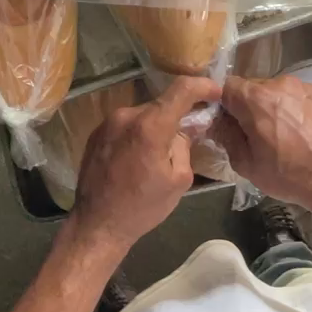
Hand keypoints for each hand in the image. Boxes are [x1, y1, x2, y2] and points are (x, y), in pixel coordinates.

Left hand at [71, 77, 223, 249]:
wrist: (98, 224)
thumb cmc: (143, 207)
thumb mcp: (178, 180)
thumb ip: (185, 145)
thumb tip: (187, 128)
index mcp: (150, 126)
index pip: (182, 90)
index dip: (203, 86)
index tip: (215, 93)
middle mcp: (126, 116)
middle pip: (161, 105)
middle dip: (178, 116)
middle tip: (190, 133)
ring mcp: (107, 124)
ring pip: (142, 116)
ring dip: (156, 127)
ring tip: (160, 153)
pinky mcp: (95, 134)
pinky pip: (125, 126)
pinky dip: (138, 134)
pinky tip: (139, 158)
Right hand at [214, 75, 311, 212]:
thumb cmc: (290, 175)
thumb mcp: (247, 164)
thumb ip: (226, 138)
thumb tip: (217, 124)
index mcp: (257, 99)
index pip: (226, 87)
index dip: (221, 104)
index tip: (224, 122)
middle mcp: (280, 85)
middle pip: (251, 88)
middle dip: (246, 107)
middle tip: (250, 134)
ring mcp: (304, 87)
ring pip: (274, 93)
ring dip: (269, 109)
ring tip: (278, 136)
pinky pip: (294, 98)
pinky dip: (290, 111)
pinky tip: (298, 135)